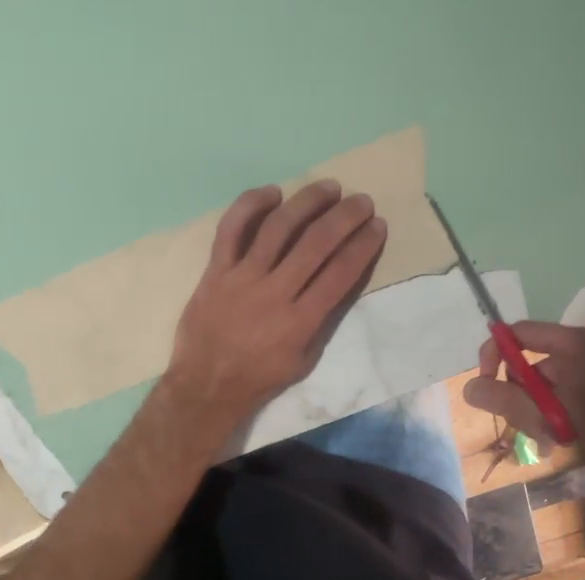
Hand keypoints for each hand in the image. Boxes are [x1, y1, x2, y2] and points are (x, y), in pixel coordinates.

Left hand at [166, 181, 386, 416]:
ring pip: (279, 227)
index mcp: (300, 322)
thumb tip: (341, 281)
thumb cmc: (260, 378)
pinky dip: (251, 205)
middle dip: (345, 217)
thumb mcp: (303, 360)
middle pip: (316, 243)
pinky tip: (273, 193)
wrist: (207, 386)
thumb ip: (321, 321)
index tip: (377, 226)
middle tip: (361, 201)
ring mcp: (242, 279)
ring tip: (328, 188)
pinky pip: (232, 229)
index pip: (341, 272)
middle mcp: (274, 294)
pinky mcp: (216, 271)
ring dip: (308, 202)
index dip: (363, 245)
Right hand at [460, 321, 584, 480]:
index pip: (517, 334)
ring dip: (535, 414)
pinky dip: (553, 417)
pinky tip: (560, 439)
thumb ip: (508, 401)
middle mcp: (580, 348)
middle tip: (527, 427)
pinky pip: (560, 396)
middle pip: (527, 365)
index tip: (486, 388)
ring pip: (542, 387)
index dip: (494, 356)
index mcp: (571, 343)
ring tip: (549, 439)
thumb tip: (470, 388)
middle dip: (519, 398)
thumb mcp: (552, 415)